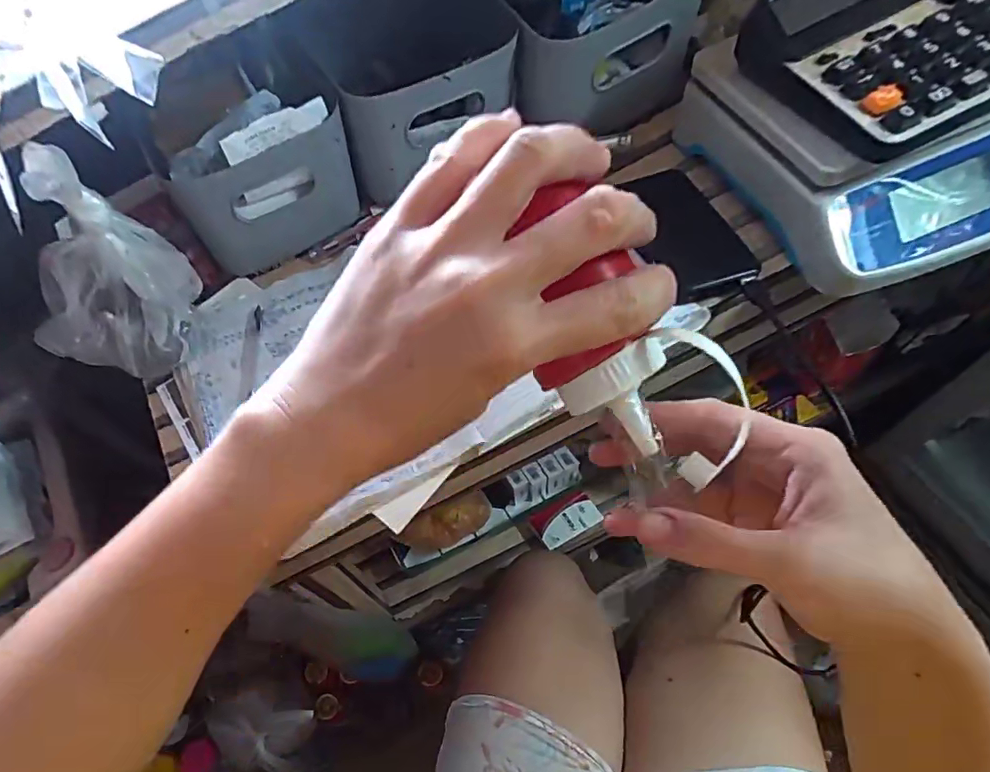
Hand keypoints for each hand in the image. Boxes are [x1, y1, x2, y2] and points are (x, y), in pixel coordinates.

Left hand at [239, 112, 676, 494]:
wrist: (328, 414)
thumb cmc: (407, 421)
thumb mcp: (489, 393)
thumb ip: (531, 346)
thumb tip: (557, 312)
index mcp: (513, 343)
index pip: (613, 306)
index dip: (656, 291)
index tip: (661, 284)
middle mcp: (486, 283)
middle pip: (589, 220)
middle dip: (632, 213)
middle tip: (635, 218)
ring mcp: (440, 243)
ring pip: (524, 160)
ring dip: (573, 147)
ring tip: (589, 154)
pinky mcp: (399, 223)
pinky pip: (452, 158)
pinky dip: (491, 134)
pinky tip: (511, 132)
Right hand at [593, 399, 964, 650]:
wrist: (902, 633)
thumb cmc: (863, 580)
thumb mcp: (785, 557)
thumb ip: (708, 540)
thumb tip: (637, 523)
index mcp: (796, 451)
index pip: (719, 422)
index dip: (665, 420)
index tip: (617, 425)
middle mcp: (777, 466)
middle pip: (704, 450)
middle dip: (654, 453)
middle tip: (602, 457)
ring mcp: (765, 500)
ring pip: (701, 488)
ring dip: (660, 499)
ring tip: (615, 509)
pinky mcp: (758, 531)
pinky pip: (708, 520)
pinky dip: (677, 526)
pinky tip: (645, 530)